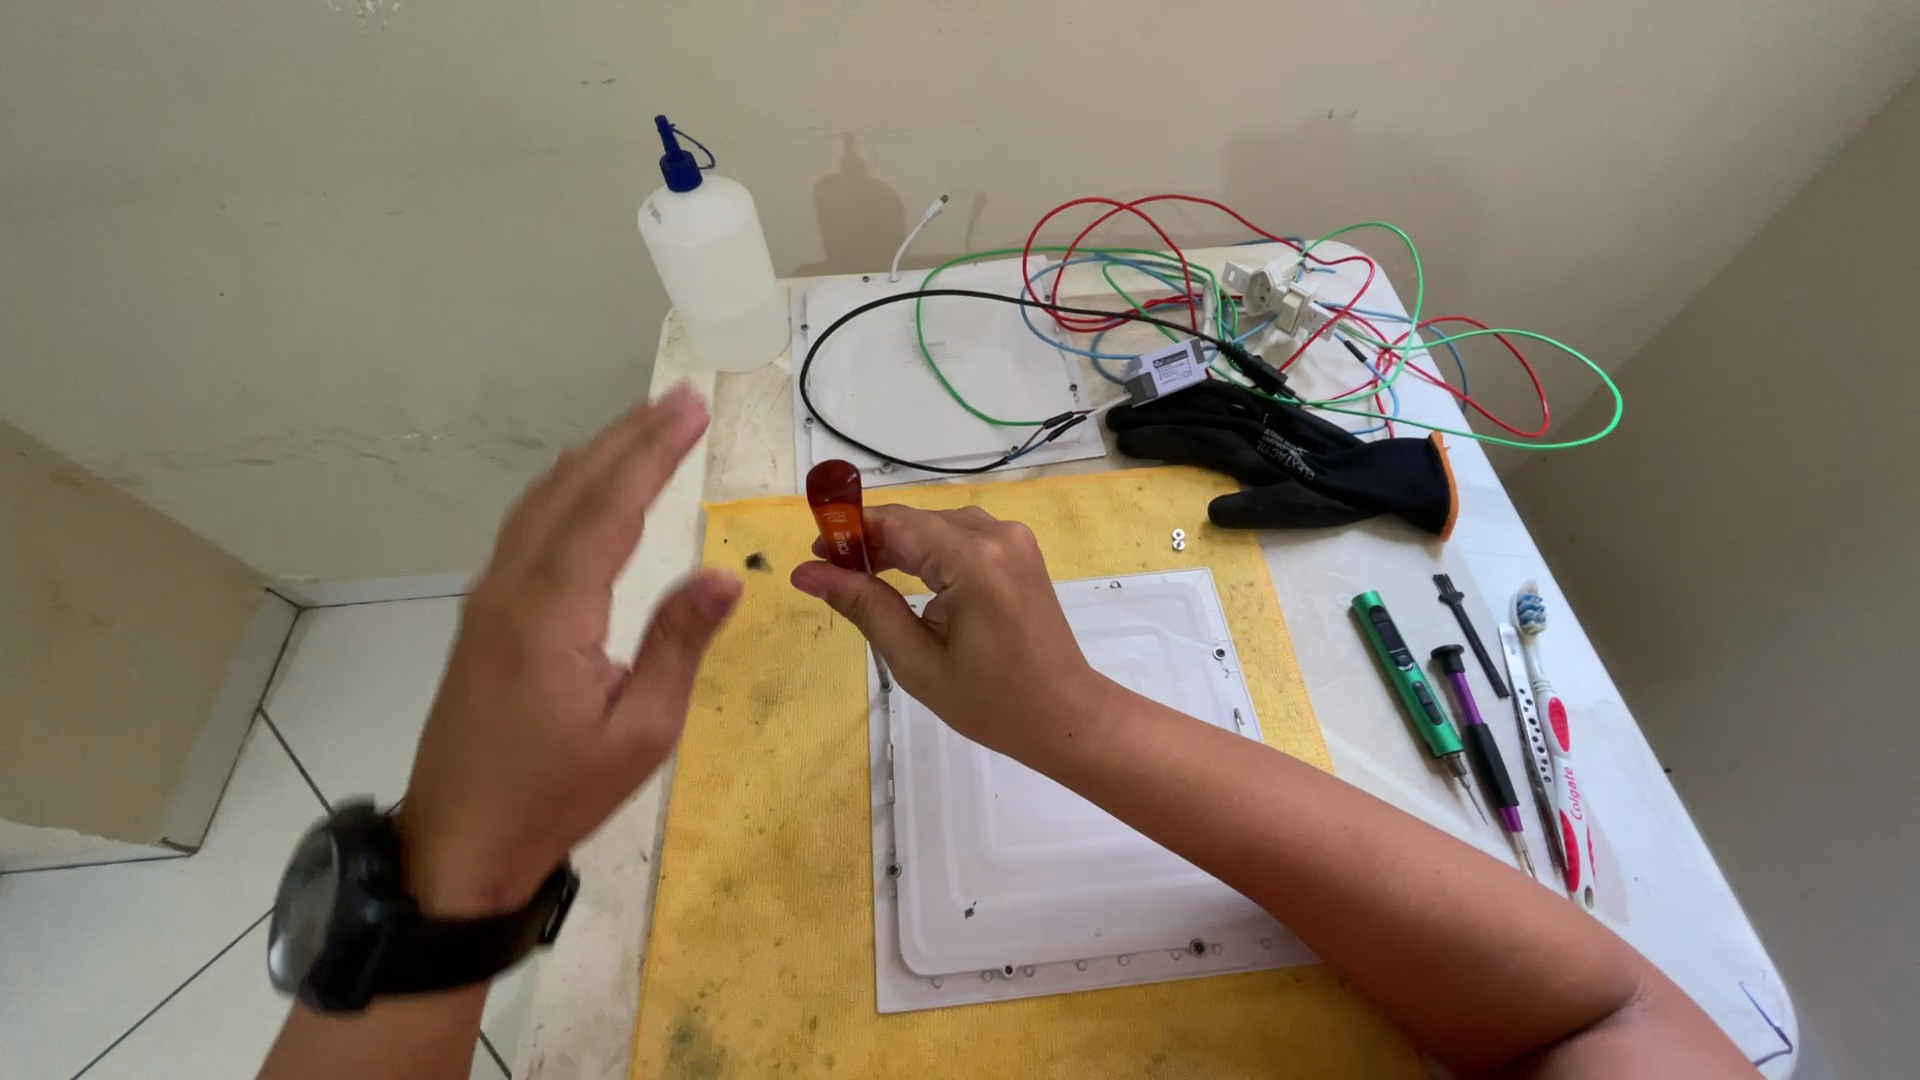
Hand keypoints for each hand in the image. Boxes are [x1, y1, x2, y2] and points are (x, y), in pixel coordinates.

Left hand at [396, 386, 741, 916]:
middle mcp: (513, 588)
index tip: (692, 410)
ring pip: (544, 502)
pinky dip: (567, 487)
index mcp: (553, 615)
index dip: (654, 454)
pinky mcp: (486, 612)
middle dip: (631, 438)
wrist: (459, 844)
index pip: (610, 510)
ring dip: (597, 456)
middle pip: (574, 490)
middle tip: (682, 399)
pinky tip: (585, 481)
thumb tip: (724, 572)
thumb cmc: (560, 793)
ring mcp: (491, 597)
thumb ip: (679, 643)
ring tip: (644, 424)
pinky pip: (528, 527)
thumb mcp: (642, 731)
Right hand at [789, 505, 1109, 758]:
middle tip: (834, 574)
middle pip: (919, 521)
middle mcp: (999, 536)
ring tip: (867, 580)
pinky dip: (933, 552)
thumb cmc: (990, 702)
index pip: (899, 523)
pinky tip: (912, 580)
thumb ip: (865, 607)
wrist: (1064, 714)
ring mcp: (1015, 540)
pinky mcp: (1021, 551)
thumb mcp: (916, 661)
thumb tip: (808, 573)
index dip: (852, 530)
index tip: (817, 551)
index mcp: (975, 563)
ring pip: (940, 525)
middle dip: (874, 541)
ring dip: (902, 546)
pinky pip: (964, 536)